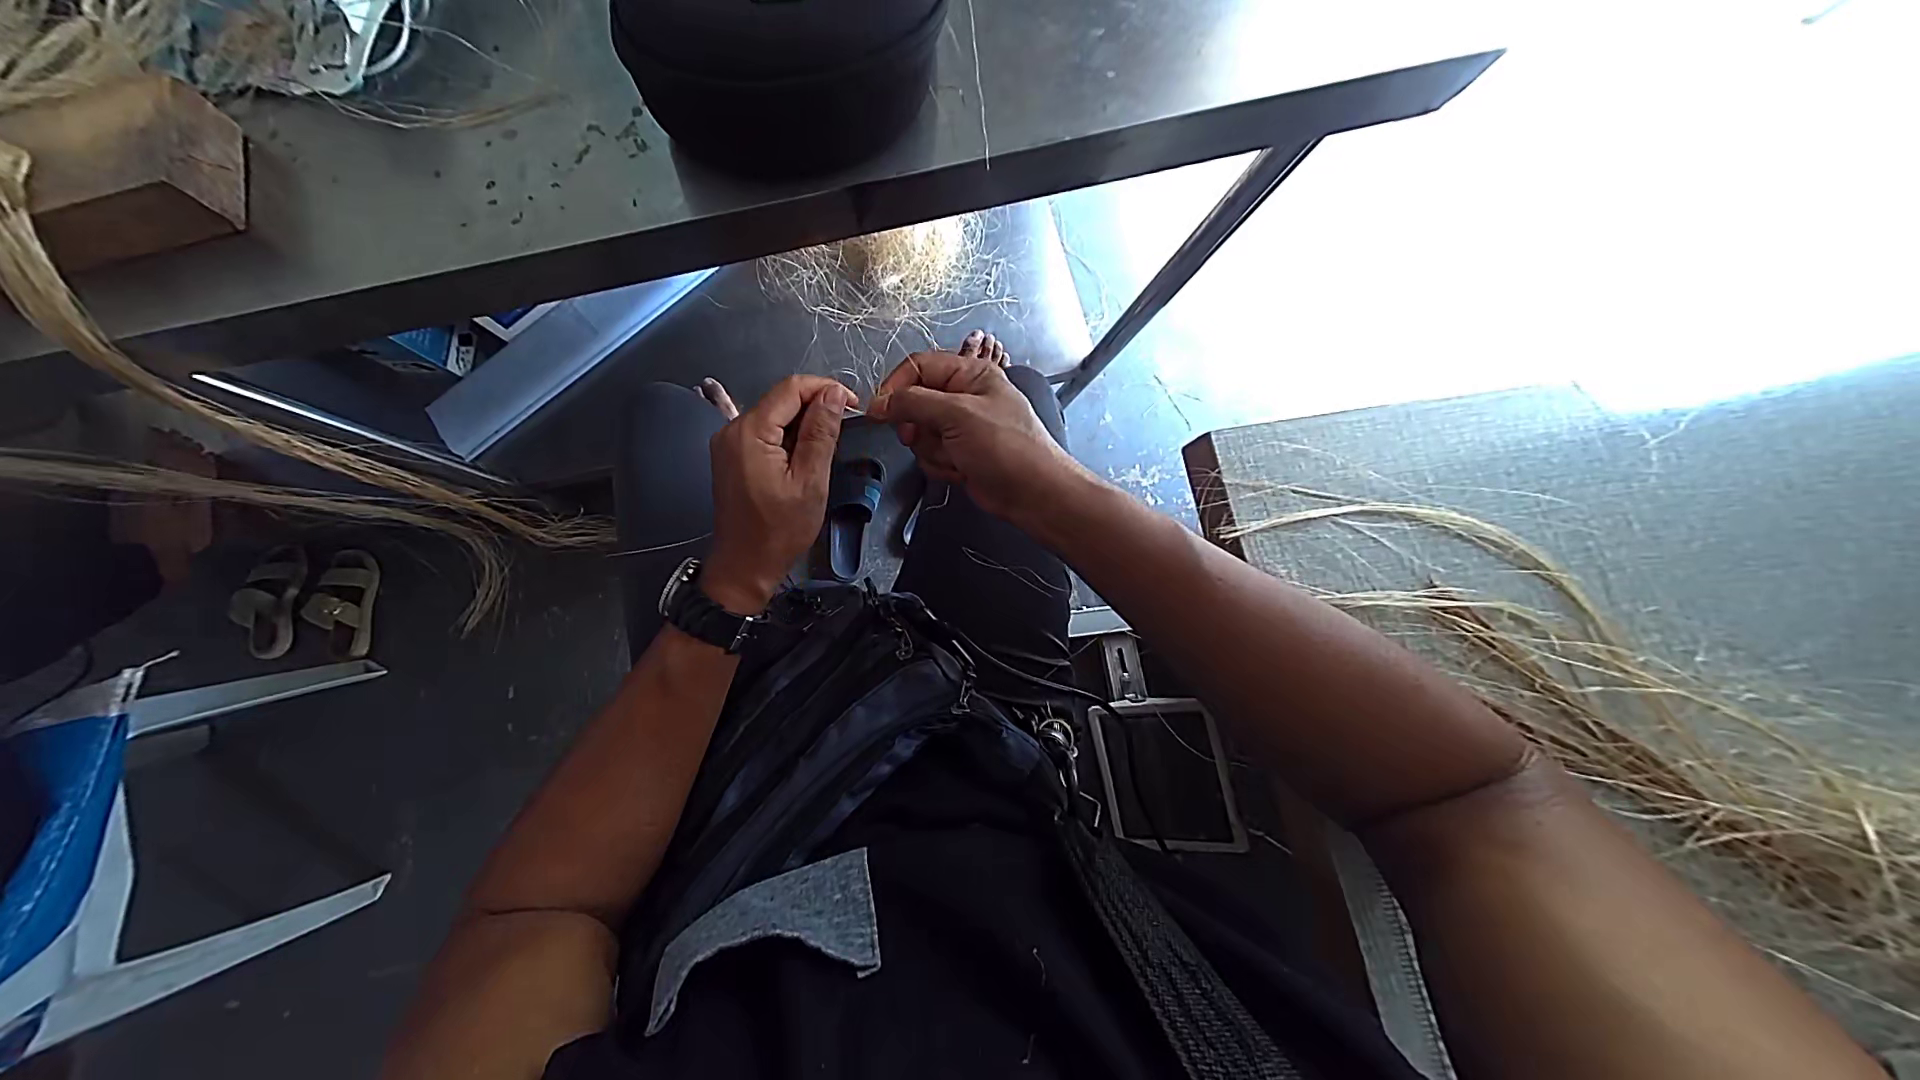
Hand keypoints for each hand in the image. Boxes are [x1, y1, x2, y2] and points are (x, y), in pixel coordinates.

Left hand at [704, 375, 855, 613]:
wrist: (745, 565)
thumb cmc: (778, 532)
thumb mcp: (810, 482)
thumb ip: (821, 434)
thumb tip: (834, 396)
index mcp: (749, 433)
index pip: (791, 388)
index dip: (825, 389)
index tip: (851, 403)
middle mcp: (732, 430)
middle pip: (780, 399)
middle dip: (815, 406)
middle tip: (843, 428)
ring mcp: (729, 443)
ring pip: (774, 415)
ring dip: (803, 423)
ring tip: (826, 448)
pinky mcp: (732, 456)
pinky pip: (764, 432)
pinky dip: (788, 437)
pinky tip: (804, 457)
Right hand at [867, 343, 1091, 523]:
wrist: (1032, 493)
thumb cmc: (1007, 447)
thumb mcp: (957, 414)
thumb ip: (913, 403)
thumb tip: (880, 402)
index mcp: (971, 374)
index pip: (919, 367)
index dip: (896, 387)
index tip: (879, 409)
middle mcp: (965, 397)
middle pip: (914, 403)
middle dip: (918, 426)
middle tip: (928, 437)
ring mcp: (962, 428)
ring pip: (920, 433)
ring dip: (932, 450)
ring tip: (957, 457)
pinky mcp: (960, 454)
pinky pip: (931, 455)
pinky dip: (941, 465)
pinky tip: (962, 470)